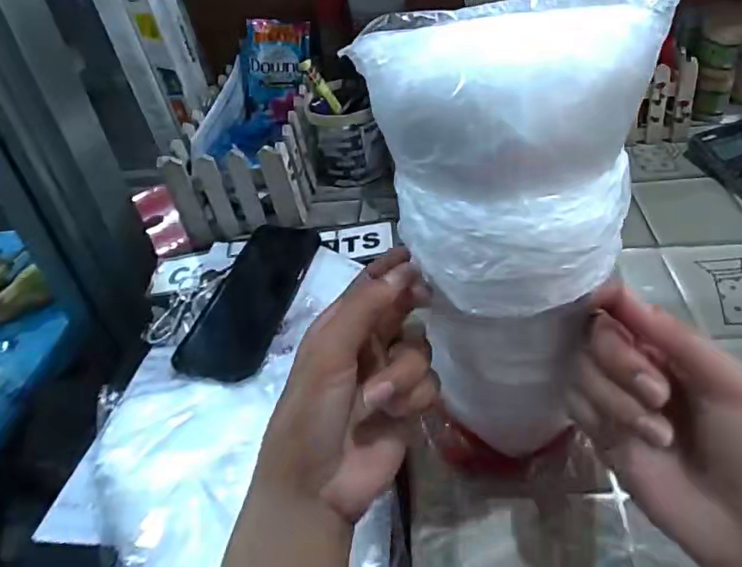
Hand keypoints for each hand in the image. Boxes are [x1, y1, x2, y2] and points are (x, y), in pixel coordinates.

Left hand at [225, 249, 436, 566]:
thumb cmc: (312, 411)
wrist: (316, 487)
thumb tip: (404, 267)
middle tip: (424, 298)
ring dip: (404, 370)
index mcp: (340, 327)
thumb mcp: (330, 351)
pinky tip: (395, 412)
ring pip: (420, 347)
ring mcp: (389, 374)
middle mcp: (367, 344)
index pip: (370, 284)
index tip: (415, 254)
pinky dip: (413, 396)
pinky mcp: (408, 404)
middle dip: (412, 305)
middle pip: (402, 308)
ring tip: (379, 396)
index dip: (392, 267)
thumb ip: (366, 305)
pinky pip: (429, 381)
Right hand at [566, 281, 741, 566]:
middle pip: (594, 333)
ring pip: (580, 369)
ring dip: (618, 397)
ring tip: (661, 433)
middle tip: (660, 395)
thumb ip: (677, 338)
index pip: (619, 302)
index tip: (598, 300)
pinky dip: (603, 417)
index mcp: (664, 342)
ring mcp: (615, 399)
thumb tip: (624, 295)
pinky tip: (641, 443)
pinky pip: (576, 406)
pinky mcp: (601, 436)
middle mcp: (633, 362)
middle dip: (621, 360)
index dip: (603, 295)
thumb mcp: (727, 381)